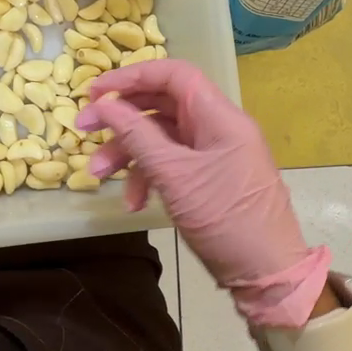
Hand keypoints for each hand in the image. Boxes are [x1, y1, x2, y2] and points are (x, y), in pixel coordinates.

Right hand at [74, 59, 329, 327]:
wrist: (268, 275)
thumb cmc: (225, 219)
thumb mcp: (173, 175)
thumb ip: (137, 135)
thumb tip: (103, 104)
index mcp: (219, 117)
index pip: (173, 75)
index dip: (131, 76)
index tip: (95, 91)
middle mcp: (218, 128)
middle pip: (161, 105)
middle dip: (120, 118)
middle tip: (83, 129)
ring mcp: (213, 154)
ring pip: (159, 137)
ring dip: (126, 153)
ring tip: (96, 175)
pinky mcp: (208, 178)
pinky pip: (169, 163)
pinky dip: (145, 176)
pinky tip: (132, 202)